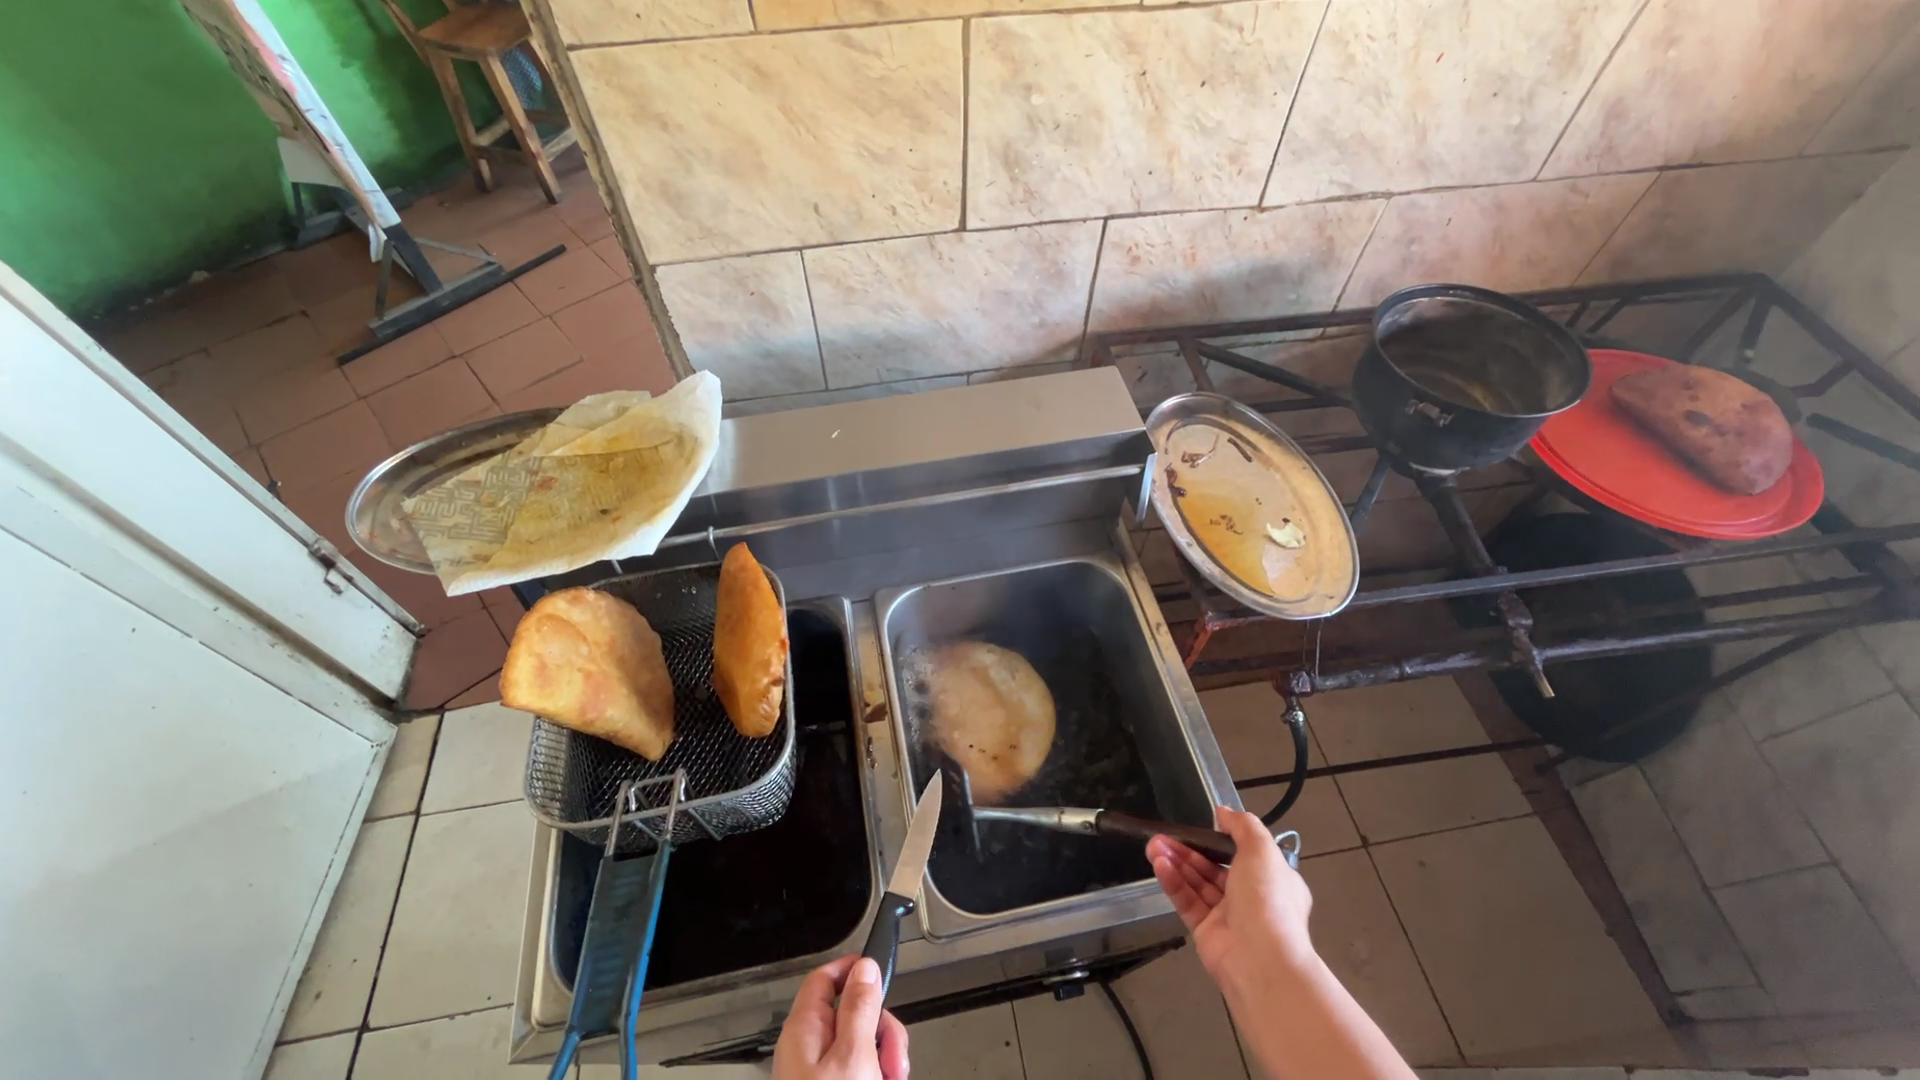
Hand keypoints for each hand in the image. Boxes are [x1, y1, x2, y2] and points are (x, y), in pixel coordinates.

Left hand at [771, 955, 909, 1079]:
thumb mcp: (853, 1056)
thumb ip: (860, 1008)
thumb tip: (865, 967)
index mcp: (804, 1028)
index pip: (824, 976)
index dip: (853, 968)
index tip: (881, 972)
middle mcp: (806, 1046)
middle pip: (850, 1012)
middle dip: (881, 1027)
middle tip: (894, 1054)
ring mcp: (816, 1071)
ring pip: (859, 1042)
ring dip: (883, 1054)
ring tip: (891, 1076)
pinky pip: (856, 1067)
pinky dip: (876, 1073)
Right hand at [1147, 806, 1315, 1009]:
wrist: (1262, 960)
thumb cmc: (1267, 900)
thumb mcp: (1262, 851)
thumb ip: (1243, 826)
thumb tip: (1224, 811)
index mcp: (1274, 881)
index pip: (1246, 855)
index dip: (1223, 840)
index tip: (1202, 826)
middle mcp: (1252, 898)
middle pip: (1215, 867)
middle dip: (1189, 849)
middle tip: (1163, 835)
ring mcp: (1228, 916)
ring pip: (1198, 883)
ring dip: (1176, 862)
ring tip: (1153, 845)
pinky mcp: (1206, 931)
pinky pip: (1187, 901)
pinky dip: (1173, 882)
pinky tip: (1159, 865)